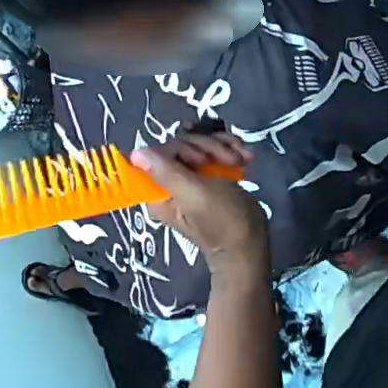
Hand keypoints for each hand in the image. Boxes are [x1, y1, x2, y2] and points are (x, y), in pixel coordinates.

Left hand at [132, 132, 266, 275]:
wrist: (251, 242)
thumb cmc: (223, 220)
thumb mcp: (194, 195)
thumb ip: (166, 173)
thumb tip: (136, 153)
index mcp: (158, 191)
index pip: (159, 153)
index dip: (182, 149)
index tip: (203, 159)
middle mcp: (171, 183)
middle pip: (182, 146)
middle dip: (209, 148)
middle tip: (229, 160)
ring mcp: (192, 178)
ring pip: (200, 145)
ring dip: (222, 147)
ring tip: (240, 159)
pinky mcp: (211, 175)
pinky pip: (214, 150)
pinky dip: (229, 149)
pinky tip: (244, 157)